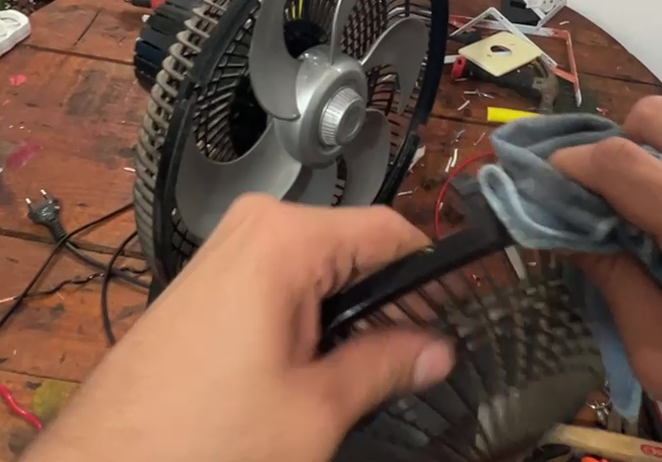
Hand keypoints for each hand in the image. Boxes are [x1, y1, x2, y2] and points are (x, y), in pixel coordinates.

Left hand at [25, 196, 456, 461]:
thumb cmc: (204, 440)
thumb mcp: (313, 410)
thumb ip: (385, 365)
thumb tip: (440, 347)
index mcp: (286, 236)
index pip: (388, 230)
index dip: (429, 271)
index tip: (457, 313)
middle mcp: (256, 222)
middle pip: (352, 243)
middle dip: (387, 295)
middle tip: (418, 354)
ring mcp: (228, 244)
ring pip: (319, 259)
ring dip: (349, 305)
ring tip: (369, 364)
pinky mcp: (212, 272)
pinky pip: (282, 271)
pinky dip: (311, 306)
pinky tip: (317, 357)